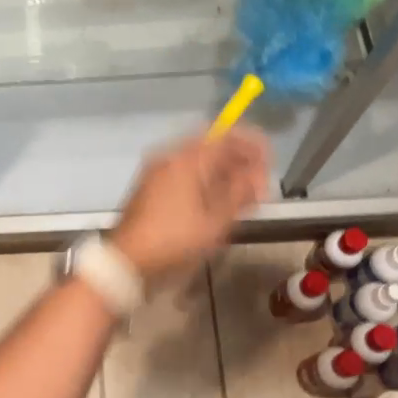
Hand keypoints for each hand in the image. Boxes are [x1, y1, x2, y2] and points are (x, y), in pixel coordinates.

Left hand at [107, 127, 271, 282]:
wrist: (127, 260)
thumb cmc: (175, 241)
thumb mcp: (215, 221)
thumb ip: (240, 193)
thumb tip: (259, 174)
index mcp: (185, 159)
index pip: (225, 137)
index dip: (251, 143)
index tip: (269, 157)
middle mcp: (169, 156)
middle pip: (211, 146)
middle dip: (238, 159)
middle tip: (260, 179)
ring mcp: (157, 169)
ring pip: (198, 159)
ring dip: (223, 170)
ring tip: (244, 192)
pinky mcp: (151, 184)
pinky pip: (184, 171)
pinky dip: (204, 178)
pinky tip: (218, 198)